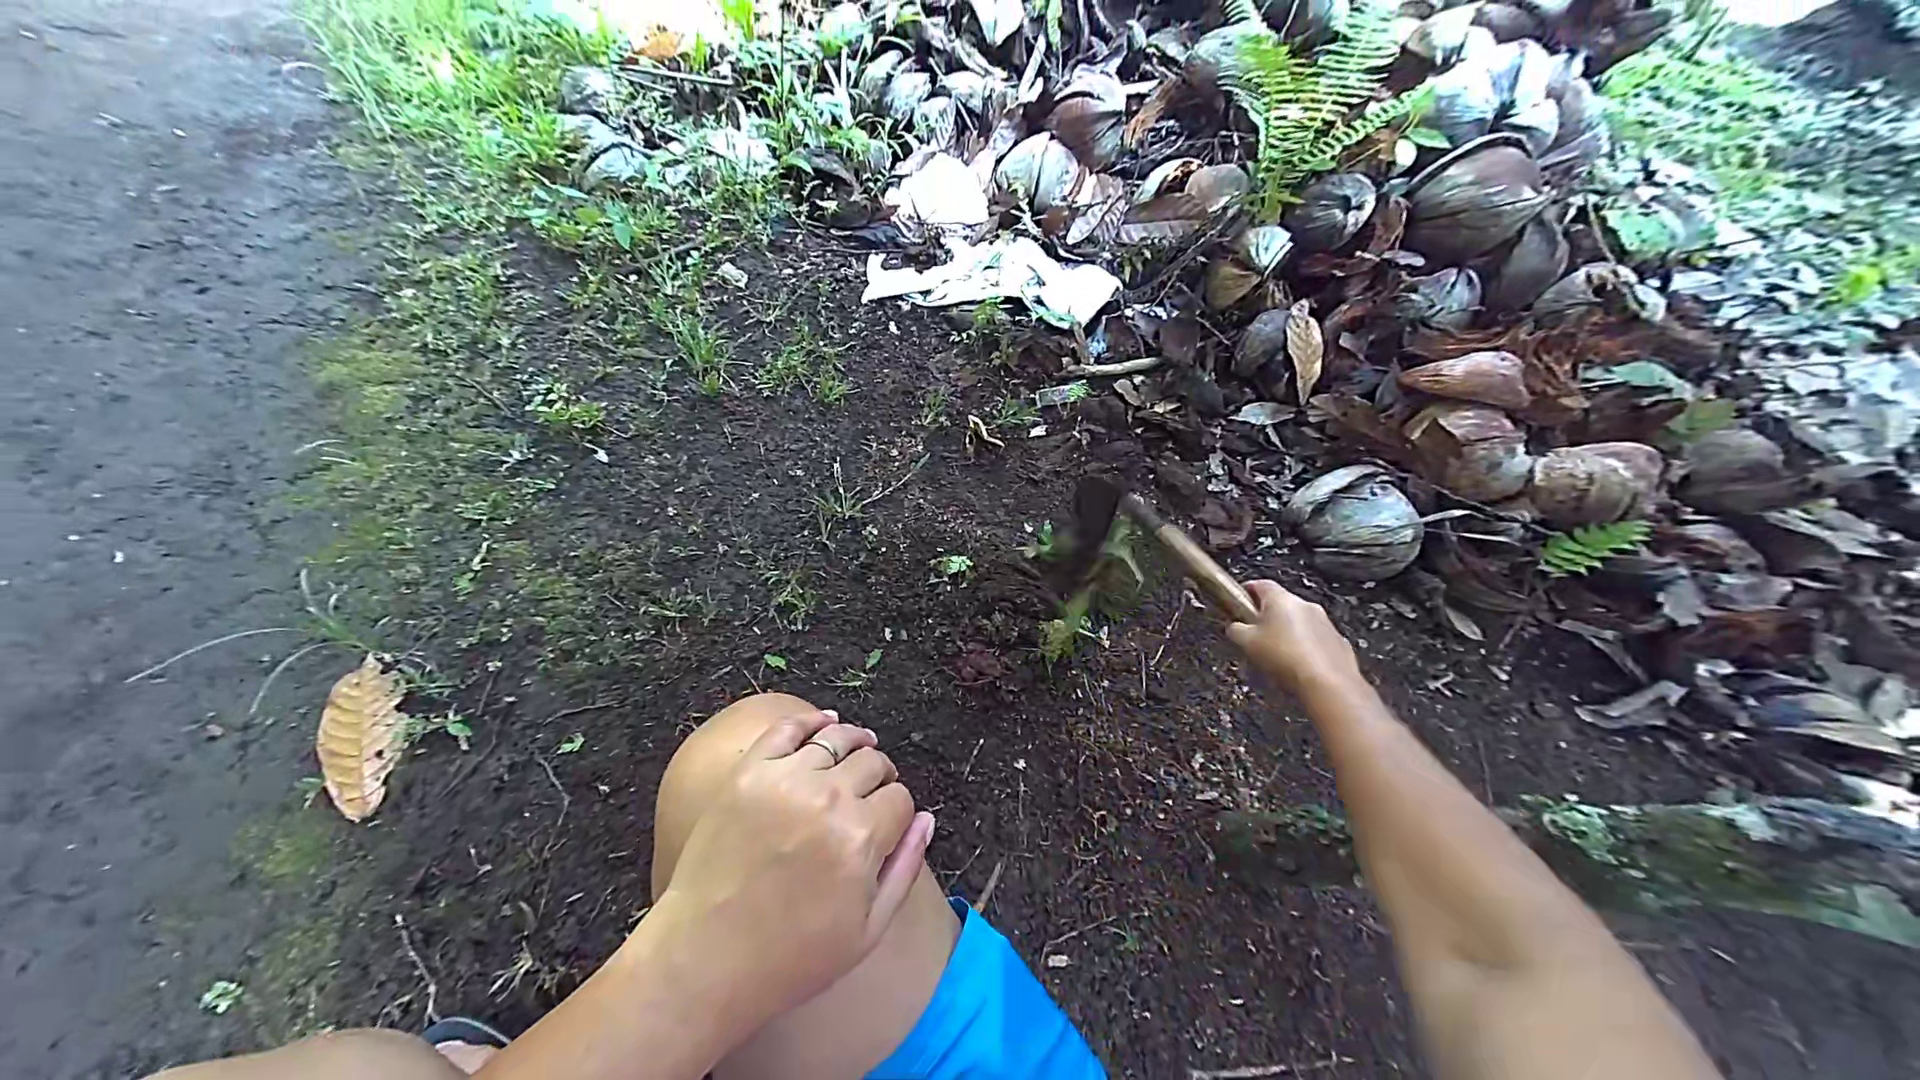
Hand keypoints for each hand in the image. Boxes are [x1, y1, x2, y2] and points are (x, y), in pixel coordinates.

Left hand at [656, 710, 933, 1022]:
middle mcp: (827, 799)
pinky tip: (825, 722)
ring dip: (856, 741)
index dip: (899, 811)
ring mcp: (784, 780)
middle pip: (872, 763)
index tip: (889, 823)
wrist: (704, 961)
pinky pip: (787, 729)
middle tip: (873, 791)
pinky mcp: (748, 773)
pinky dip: (811, 720)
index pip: (900, 799)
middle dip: (881, 776)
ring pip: (837, 738)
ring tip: (861, 745)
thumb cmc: (790, 957)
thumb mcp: (867, 931)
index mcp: (861, 838)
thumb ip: (905, 868)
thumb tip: (926, 819)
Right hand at [1226, 579, 1362, 698]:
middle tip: (1254, 636)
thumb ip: (1235, 630)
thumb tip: (1235, 627)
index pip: (1260, 584)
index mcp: (1282, 600)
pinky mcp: (1338, 642)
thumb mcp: (1246, 643)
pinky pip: (1316, 640)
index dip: (1246, 591)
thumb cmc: (1285, 659)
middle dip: (1266, 617)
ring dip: (1287, 633)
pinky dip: (1305, 648)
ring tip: (1276, 656)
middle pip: (1281, 604)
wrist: (1327, 685)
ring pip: (1300, 622)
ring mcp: (1325, 623)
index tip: (1239, 601)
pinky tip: (1297, 666)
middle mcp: (1306, 606)